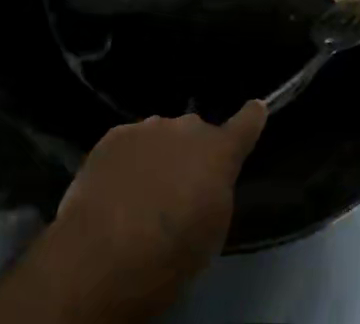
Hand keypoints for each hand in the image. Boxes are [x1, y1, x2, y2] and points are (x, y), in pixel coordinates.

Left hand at [31, 102, 268, 320]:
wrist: (103, 252)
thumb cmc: (170, 253)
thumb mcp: (212, 229)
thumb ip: (215, 189)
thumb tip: (205, 176)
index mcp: (218, 152)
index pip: (246, 124)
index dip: (252, 117)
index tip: (257, 107)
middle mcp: (186, 129)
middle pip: (195, 135)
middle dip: (190, 155)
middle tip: (177, 190)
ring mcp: (147, 127)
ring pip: (160, 138)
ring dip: (158, 157)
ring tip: (141, 194)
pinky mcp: (113, 135)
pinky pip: (130, 144)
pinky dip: (128, 161)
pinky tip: (116, 190)